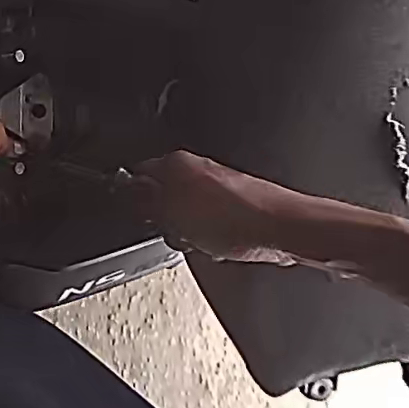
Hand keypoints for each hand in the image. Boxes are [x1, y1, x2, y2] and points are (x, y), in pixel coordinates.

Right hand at [133, 151, 305, 263]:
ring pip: (185, 212)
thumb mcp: (173, 214)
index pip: (139, 172)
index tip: (136, 214)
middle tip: (173, 231)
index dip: (132, 196)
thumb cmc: (235, 217)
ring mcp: (218, 185)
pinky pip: (208, 221)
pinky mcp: (234, 203)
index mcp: (177, 163)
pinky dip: (210, 234)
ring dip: (187, 230)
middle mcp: (198, 168)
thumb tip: (126, 192)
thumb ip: (145, 201)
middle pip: (162, 194)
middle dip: (164, 218)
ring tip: (199, 241)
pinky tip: (218, 244)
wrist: (282, 228)